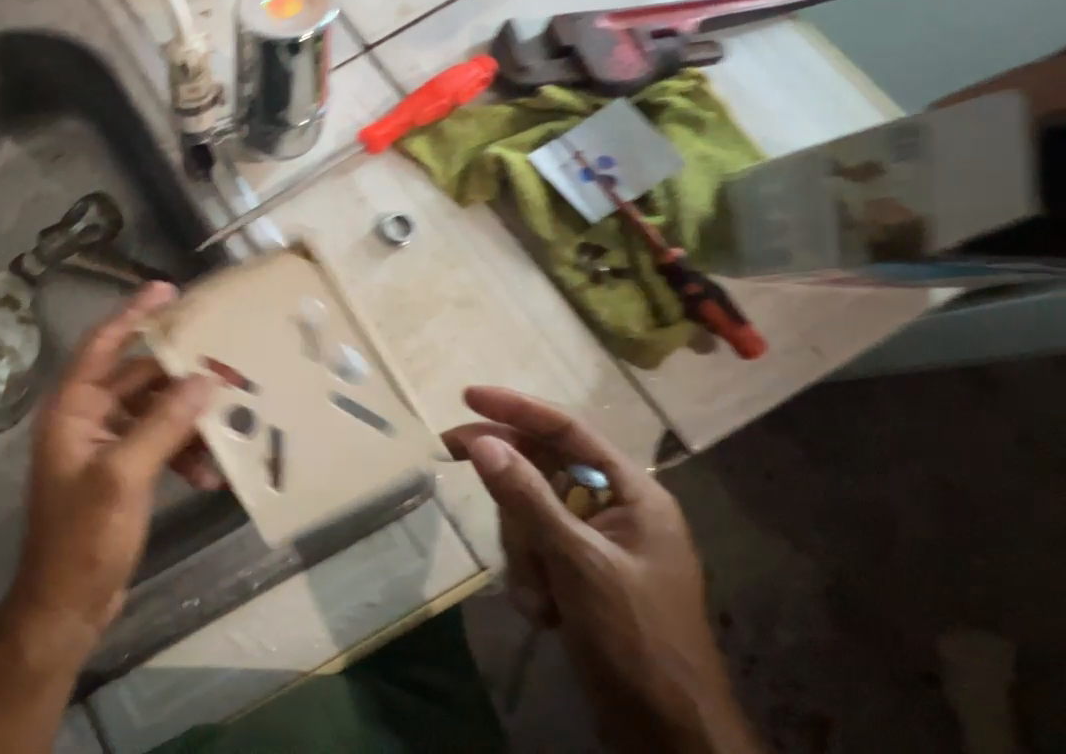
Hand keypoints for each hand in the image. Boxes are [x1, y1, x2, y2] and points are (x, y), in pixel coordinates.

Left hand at [6, 282, 218, 642]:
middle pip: (137, 379)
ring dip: (187, 422)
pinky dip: (181, 454)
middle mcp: (84, 419)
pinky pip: (156, 446)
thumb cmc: (84, 536)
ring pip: (153, 414)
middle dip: (181, 378)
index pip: (103, 346)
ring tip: (226, 431)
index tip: (168, 290)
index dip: (133, 315)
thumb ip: (163, 424)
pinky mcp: (118, 473)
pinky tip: (209, 475)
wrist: (66, 603)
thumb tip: (203, 379)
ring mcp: (101, 447)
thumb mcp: (124, 476)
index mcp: (72, 408)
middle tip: (229, 368)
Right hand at [443, 387, 758, 753]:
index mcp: (634, 494)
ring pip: (530, 515)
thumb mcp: (577, 562)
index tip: (468, 397)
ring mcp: (596, 545)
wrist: (666, 727)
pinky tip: (544, 612)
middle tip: (452, 454)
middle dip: (512, 496)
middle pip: (542, 471)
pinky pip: (534, 552)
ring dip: (523, 553)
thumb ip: (527, 498)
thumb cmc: (635, 635)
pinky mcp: (580, 576)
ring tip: (540, 595)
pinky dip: (530, 578)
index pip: (568, 431)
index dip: (517, 410)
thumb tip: (483, 442)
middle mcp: (616, 510)